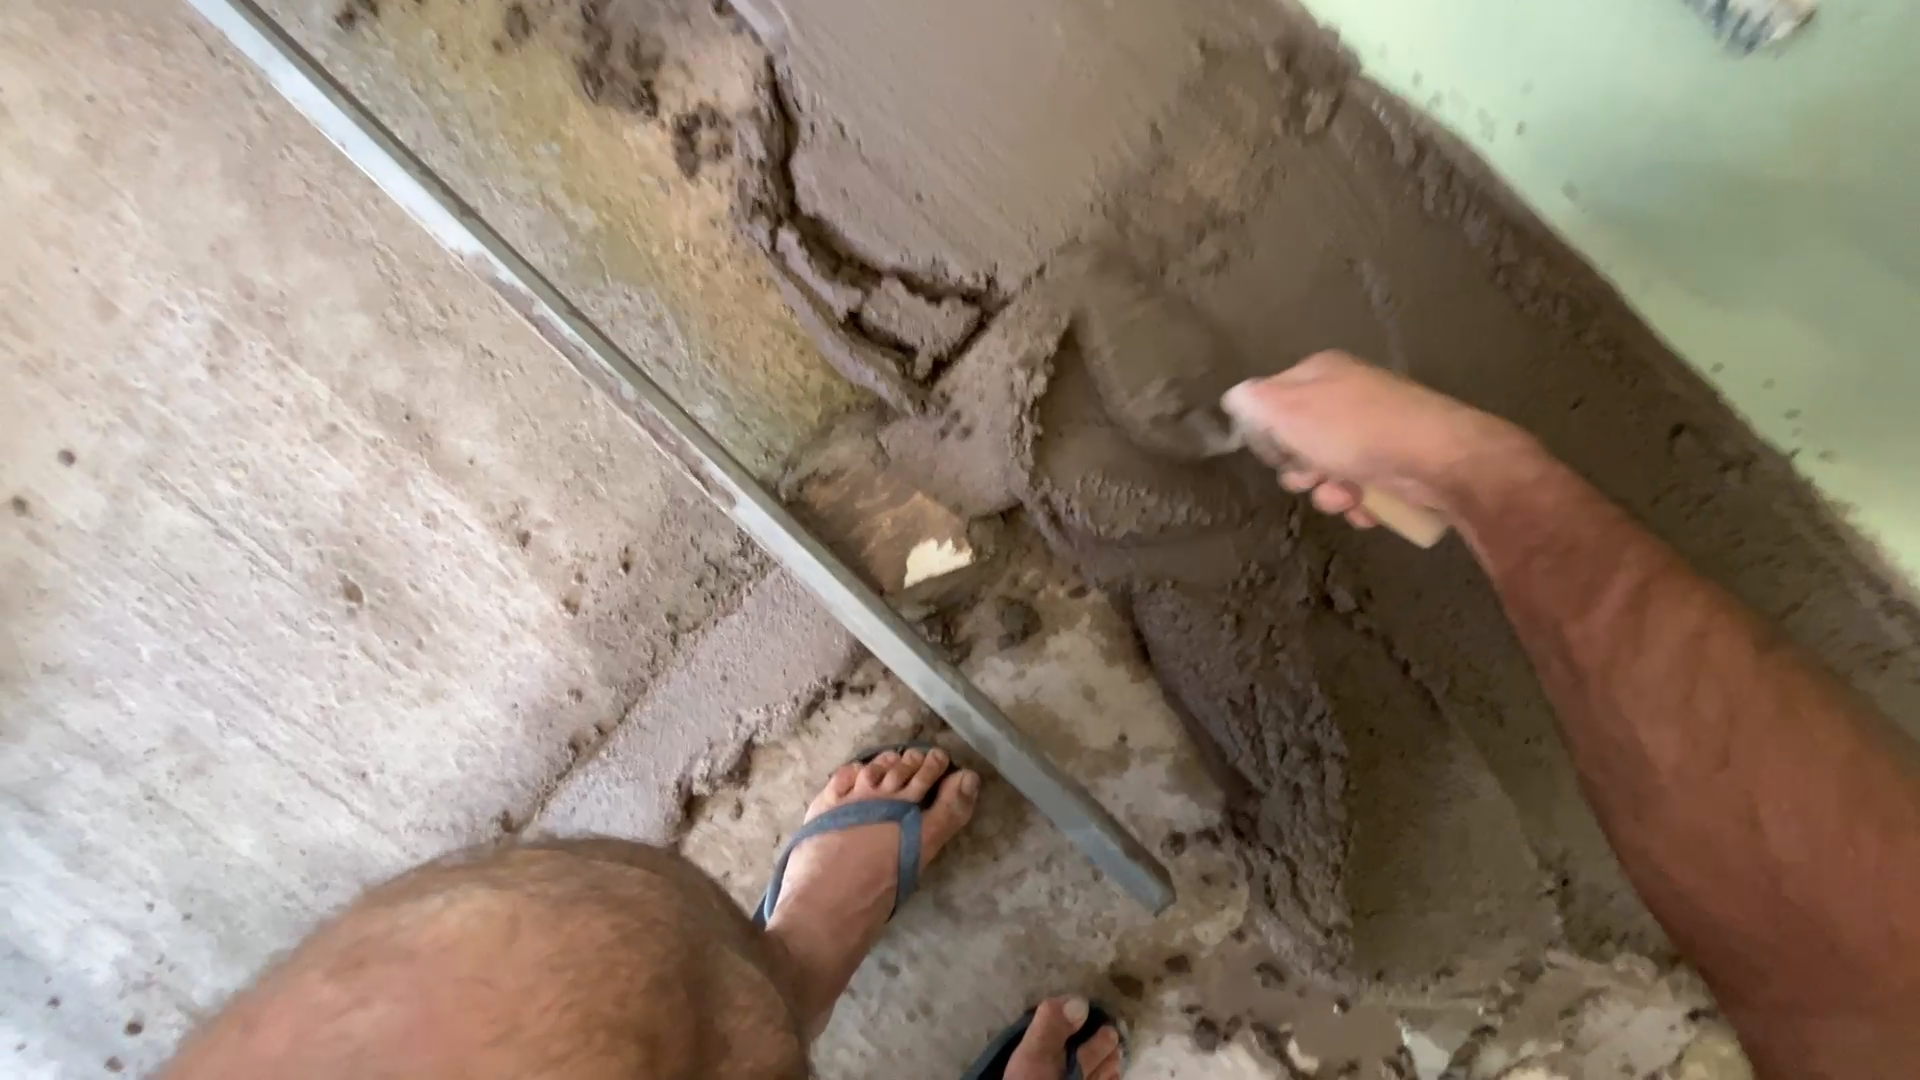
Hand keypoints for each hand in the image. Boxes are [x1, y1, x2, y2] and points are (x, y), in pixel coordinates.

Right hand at [1220, 351, 1527, 528]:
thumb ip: (1252, 401)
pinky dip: (1358, 501)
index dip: (1266, 432)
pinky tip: (1367, 504)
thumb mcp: (1287, 408)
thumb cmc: (1355, 430)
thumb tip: (1234, 398)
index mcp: (1320, 374)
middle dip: (1300, 470)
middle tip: (1311, 476)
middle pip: (1298, 443)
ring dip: (1328, 492)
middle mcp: (1347, 396)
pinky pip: (1359, 487)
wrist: (1438, 459)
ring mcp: (1374, 430)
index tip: (1275, 451)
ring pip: (1327, 471)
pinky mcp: (1395, 462)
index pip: (1270, 402)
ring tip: (1346, 494)